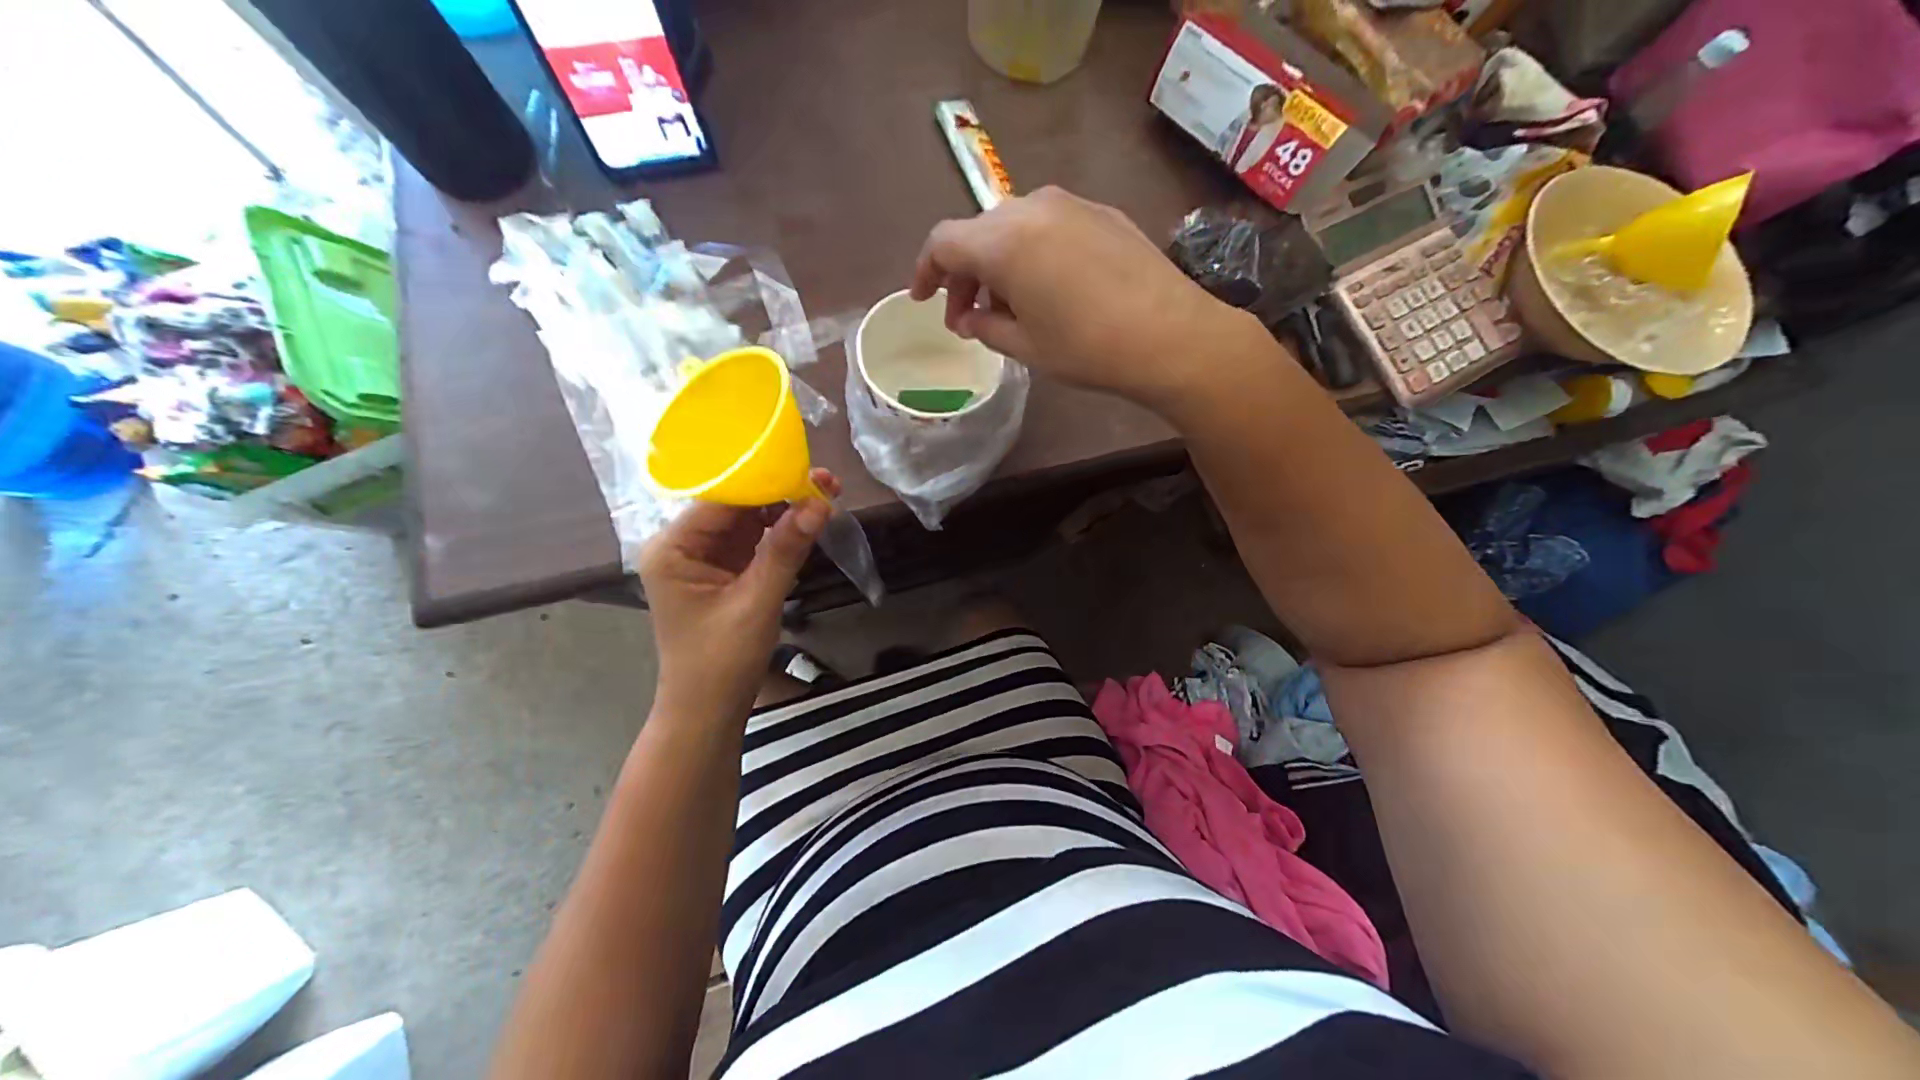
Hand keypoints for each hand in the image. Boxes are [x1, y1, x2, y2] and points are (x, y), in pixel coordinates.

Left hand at [637, 470, 838, 718]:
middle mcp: (683, 544)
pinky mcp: (724, 570)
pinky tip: (808, 519)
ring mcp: (704, 557)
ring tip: (825, 494)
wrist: (708, 711)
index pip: (720, 498)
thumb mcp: (756, 603)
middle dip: (778, 491)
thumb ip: (785, 550)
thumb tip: (819, 504)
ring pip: (747, 519)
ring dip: (784, 508)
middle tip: (824, 480)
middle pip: (735, 503)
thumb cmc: (720, 661)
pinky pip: (754, 539)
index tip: (804, 466)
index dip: (762, 479)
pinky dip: (780, 531)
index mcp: (673, 547)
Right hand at [910, 186, 1262, 410]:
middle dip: (966, 274)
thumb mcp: (1026, 347)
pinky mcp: (1102, 212)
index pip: (944, 242)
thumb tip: (968, 319)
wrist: (1172, 336)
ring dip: (999, 263)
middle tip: (969, 317)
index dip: (925, 271)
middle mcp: (1032, 207)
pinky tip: (1048, 289)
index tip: (923, 300)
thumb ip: (985, 327)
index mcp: (1004, 241)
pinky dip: (1033, 253)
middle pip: (979, 232)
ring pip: (1014, 226)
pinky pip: (1049, 226)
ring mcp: (1071, 204)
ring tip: (1009, 308)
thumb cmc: (1088, 348)